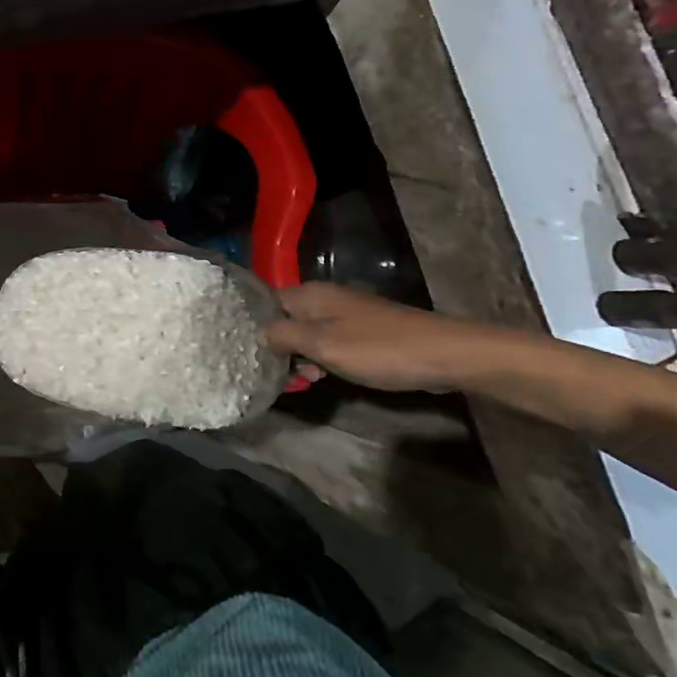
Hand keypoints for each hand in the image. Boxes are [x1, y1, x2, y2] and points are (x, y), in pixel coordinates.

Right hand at [264, 282, 529, 392]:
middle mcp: (326, 299)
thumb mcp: (325, 345)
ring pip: (307, 333)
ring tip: (288, 382)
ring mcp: (346, 316)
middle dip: (273, 344)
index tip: (236, 347)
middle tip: (261, 373)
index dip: (251, 323)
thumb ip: (286, 336)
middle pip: (286, 317)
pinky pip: (328, 343)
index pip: (267, 301)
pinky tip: (316, 378)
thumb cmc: (379, 349)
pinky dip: (318, 359)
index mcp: (312, 295)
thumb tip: (258, 331)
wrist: (441, 354)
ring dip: (296, 356)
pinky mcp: (362, 334)